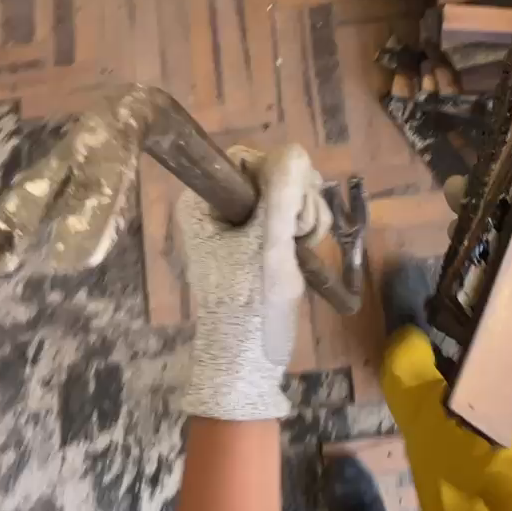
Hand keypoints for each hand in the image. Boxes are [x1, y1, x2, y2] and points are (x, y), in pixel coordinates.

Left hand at [174, 145, 330, 420]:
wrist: (249, 360)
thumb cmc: (250, 303)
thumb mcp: (268, 244)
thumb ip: (281, 194)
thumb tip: (296, 151)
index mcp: (204, 201)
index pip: (245, 159)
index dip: (276, 175)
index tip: (286, 208)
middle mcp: (219, 205)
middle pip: (273, 172)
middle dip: (296, 200)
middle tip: (297, 234)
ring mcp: (242, 222)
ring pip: (289, 192)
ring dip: (306, 216)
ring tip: (301, 249)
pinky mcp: (262, 239)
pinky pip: (293, 213)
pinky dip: (307, 228)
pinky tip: (305, 251)